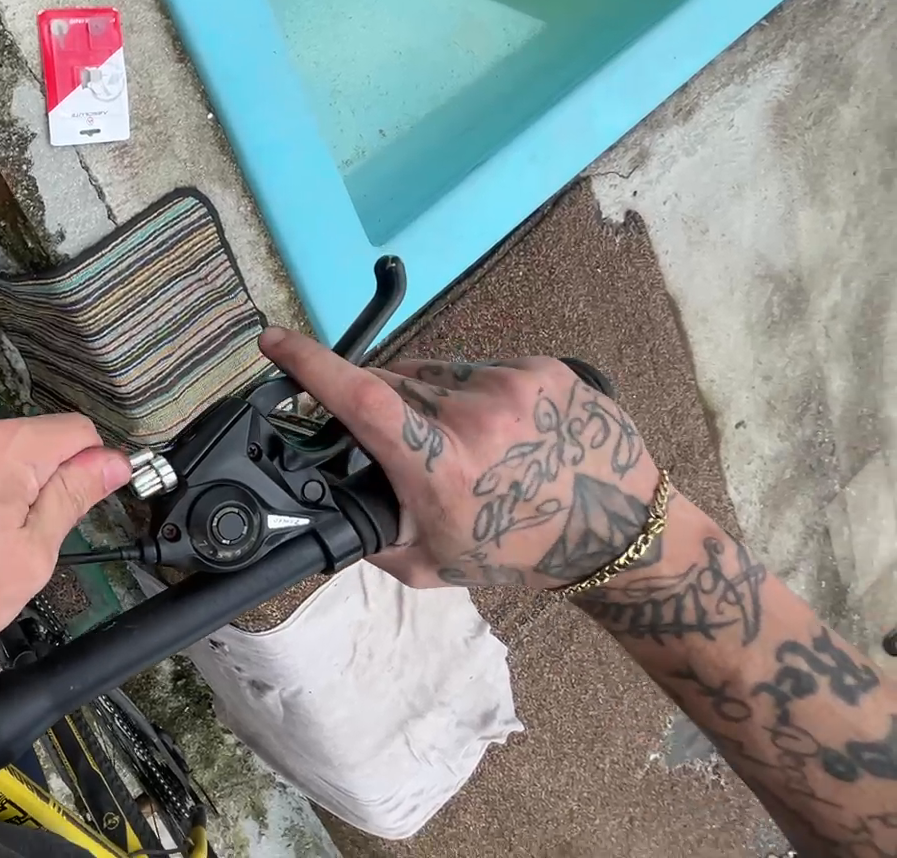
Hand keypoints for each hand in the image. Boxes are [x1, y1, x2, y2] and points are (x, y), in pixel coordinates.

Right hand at [258, 327, 660, 590]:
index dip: (310, 363)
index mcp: (442, 466)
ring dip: (423, 396)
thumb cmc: (516, 554)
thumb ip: (364, 529)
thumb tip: (316, 495)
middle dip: (377, 403)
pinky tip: (496, 426)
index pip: (360, 398)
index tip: (272, 338)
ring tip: (460, 437)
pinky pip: (473, 366)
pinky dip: (467, 390)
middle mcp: (476, 416)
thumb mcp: (425, 561)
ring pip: (428, 371)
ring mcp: (516, 385)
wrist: (628, 540)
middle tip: (402, 442)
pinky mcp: (544, 368)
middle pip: (387, 381)